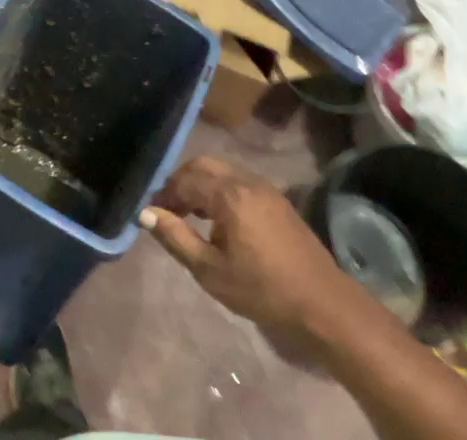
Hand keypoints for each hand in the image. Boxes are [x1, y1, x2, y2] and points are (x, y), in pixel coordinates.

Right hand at [138, 156, 347, 338]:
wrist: (319, 301)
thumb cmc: (260, 289)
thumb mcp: (210, 270)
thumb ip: (176, 237)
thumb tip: (147, 214)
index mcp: (230, 195)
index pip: (186, 179)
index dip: (164, 194)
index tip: (151, 214)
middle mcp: (247, 181)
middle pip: (204, 165)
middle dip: (181, 182)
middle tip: (168, 210)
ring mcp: (265, 187)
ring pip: (223, 171)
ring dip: (201, 185)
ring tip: (188, 217)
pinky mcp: (276, 199)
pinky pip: (239, 181)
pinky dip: (220, 191)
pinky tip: (216, 221)